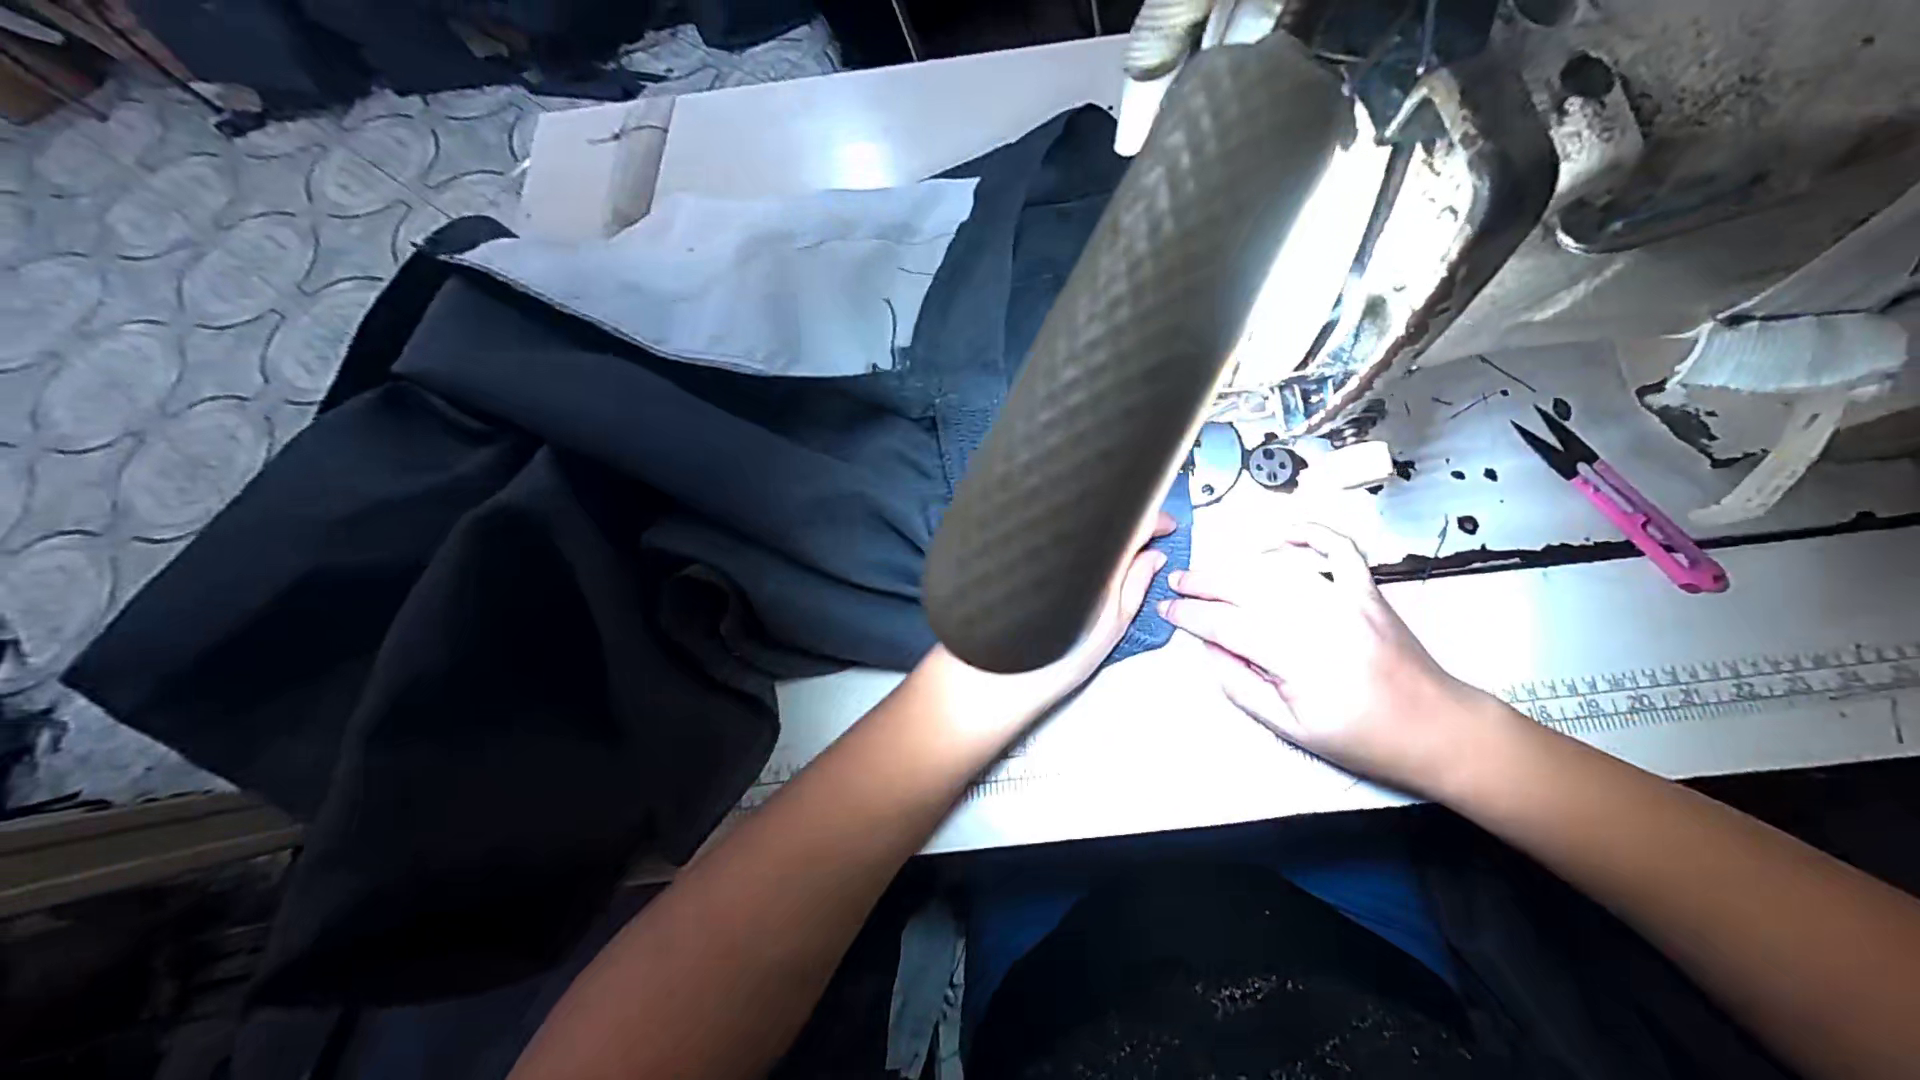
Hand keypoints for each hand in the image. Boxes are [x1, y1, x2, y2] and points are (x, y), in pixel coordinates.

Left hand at [918, 511, 1175, 738]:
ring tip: (1116, 553)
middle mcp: (1068, 544)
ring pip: (1082, 524)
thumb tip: (1155, 554)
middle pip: (1105, 516)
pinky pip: (1060, 538)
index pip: (1132, 519)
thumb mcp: (1112, 624)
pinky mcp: (1022, 554)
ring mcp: (1043, 548)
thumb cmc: (1057, 656)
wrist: (1003, 674)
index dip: (1154, 517)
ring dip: (1104, 530)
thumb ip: (1137, 583)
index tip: (1166, 526)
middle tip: (1146, 539)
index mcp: (1097, 557)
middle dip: (1129, 522)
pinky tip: (1082, 558)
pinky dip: (1078, 540)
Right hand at [1161, 522, 1503, 795]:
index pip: (1228, 626)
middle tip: (1177, 584)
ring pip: (1279, 569)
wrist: (1437, 728)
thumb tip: (1209, 650)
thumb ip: (1241, 686)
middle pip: (1247, 589)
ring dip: (1238, 565)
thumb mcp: (1290, 728)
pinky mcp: (1368, 591)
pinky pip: (1338, 550)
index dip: (1191, 616)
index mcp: (1298, 659)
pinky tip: (1280, 539)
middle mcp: (1320, 620)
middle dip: (1204, 585)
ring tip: (1211, 571)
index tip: (1167, 611)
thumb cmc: (1362, 738)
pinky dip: (1310, 536)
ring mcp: (1348, 599)